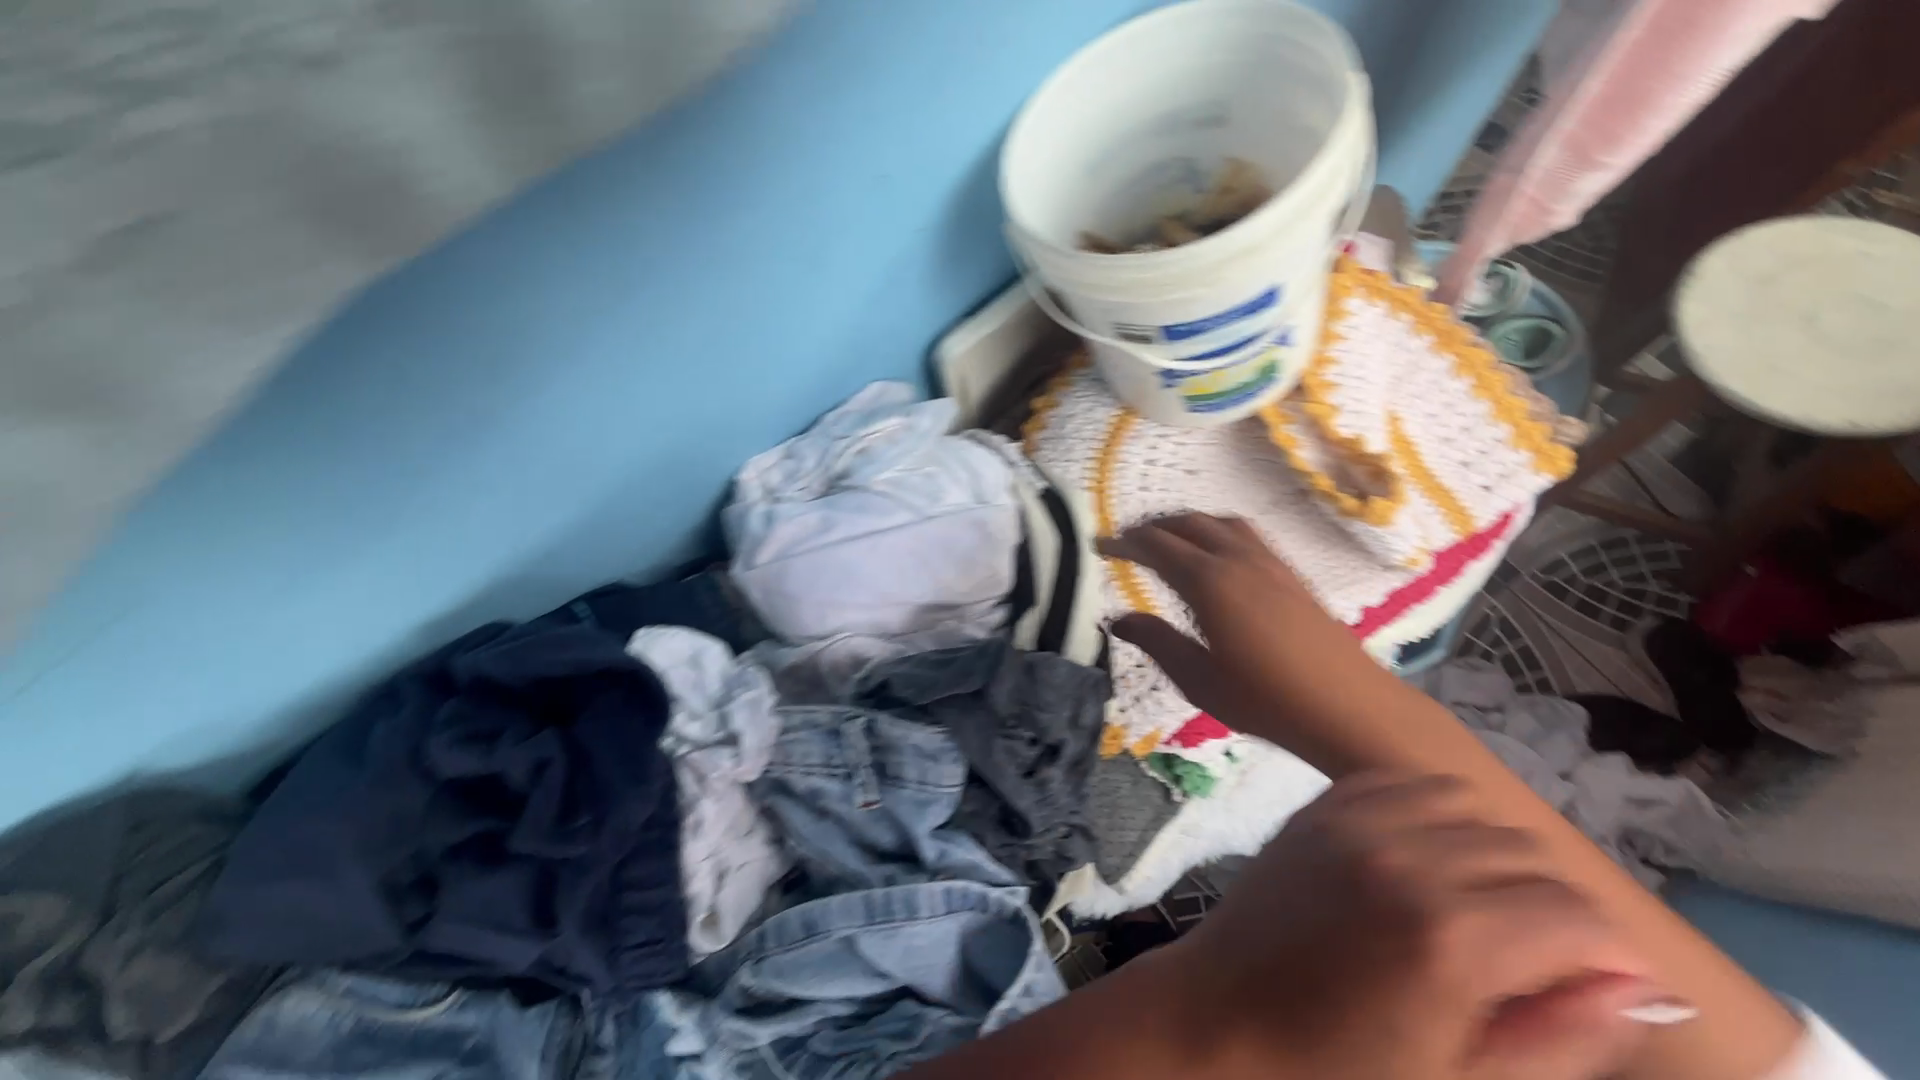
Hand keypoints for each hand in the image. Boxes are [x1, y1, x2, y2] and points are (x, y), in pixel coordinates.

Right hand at [1095, 512, 1372, 734]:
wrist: (1348, 708)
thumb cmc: (1265, 699)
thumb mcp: (1198, 679)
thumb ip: (1156, 642)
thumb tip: (1119, 620)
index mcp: (1208, 581)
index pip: (1156, 546)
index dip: (1124, 543)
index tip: (1100, 546)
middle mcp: (1238, 560)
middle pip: (1188, 524)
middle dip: (1153, 526)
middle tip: (1128, 540)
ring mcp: (1270, 563)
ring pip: (1220, 523)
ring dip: (1187, 523)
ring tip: (1169, 540)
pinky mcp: (1292, 574)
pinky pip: (1245, 534)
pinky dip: (1216, 531)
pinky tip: (1216, 556)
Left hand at [1162, 772, 1671, 1079]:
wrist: (1219, 1022)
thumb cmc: (1338, 1073)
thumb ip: (1564, 1038)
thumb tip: (1641, 988)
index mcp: (1450, 937)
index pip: (1579, 917)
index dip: (1610, 957)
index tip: (1605, 988)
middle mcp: (1406, 858)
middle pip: (1531, 858)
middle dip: (1556, 912)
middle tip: (1533, 962)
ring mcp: (1355, 822)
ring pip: (1474, 808)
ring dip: (1496, 855)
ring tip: (1481, 908)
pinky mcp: (1321, 807)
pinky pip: (1405, 783)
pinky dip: (1435, 813)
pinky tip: (1429, 859)